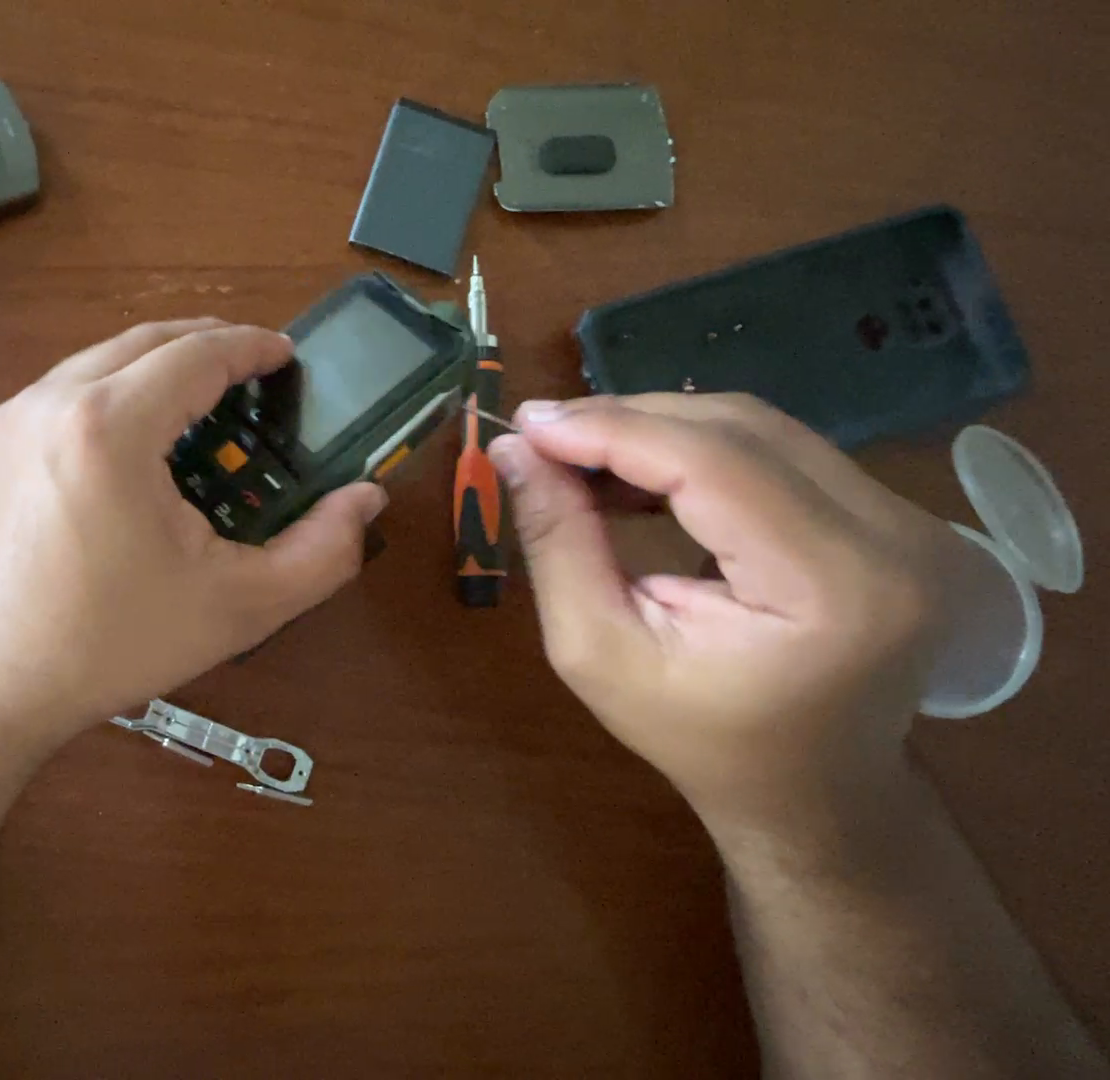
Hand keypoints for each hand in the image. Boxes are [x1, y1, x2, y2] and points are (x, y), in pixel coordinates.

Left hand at [0, 319, 385, 743]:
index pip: (197, 352)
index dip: (251, 346)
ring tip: (201, 399)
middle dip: (207, 344)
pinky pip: (64, 392)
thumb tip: (366, 499)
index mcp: (110, 424)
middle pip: (145, 340)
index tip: (287, 356)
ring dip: (157, 364)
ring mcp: (10, 422)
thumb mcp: (237, 607)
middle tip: (253, 373)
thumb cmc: (111, 645)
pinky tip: (136, 440)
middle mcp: (50, 401)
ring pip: (99, 360)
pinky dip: (113, 391)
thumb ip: (320, 553)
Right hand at [489, 394, 951, 824]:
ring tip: (576, 454)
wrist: (808, 785)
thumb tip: (512, 449)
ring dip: (655, 429)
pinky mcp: (891, 515)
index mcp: (830, 588)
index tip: (526, 423)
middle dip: (626, 420)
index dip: (611, 430)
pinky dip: (691, 449)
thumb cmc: (693, 734)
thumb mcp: (594, 650)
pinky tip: (633, 473)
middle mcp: (895, 538)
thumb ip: (556, 543)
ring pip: (756, 429)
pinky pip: (774, 450)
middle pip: (739, 431)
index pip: (713, 464)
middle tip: (540, 435)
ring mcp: (907, 521)